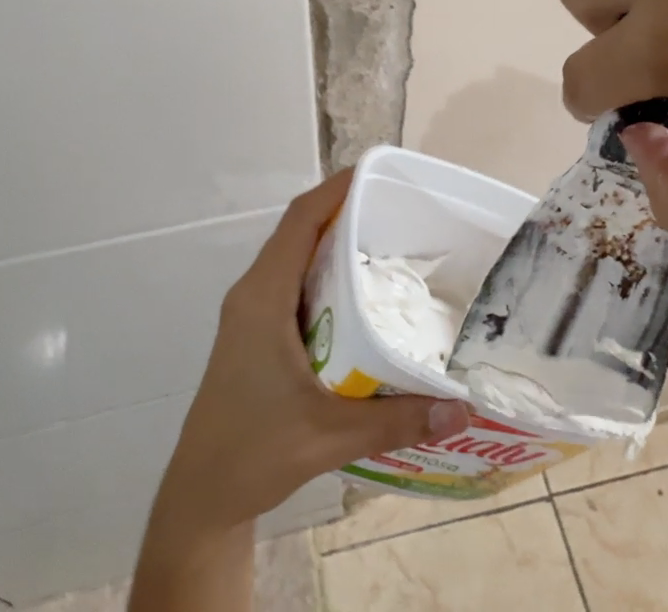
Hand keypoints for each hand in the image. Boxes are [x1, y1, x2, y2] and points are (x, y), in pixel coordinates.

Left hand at [155, 170, 470, 531]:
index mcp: (263, 298)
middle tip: (403, 212)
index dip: (336, 189)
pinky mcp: (255, 338)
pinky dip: (327, 279)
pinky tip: (365, 302)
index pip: (299, 221)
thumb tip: (465, 407)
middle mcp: (253, 296)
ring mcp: (251, 317)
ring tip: (392, 247)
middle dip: (346, 213)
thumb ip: (398, 419)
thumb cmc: (255, 452)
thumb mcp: (331, 435)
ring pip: (296, 261)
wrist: (203, 495)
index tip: (379, 173)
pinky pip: (294, 289)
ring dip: (336, 247)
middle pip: (299, 233)